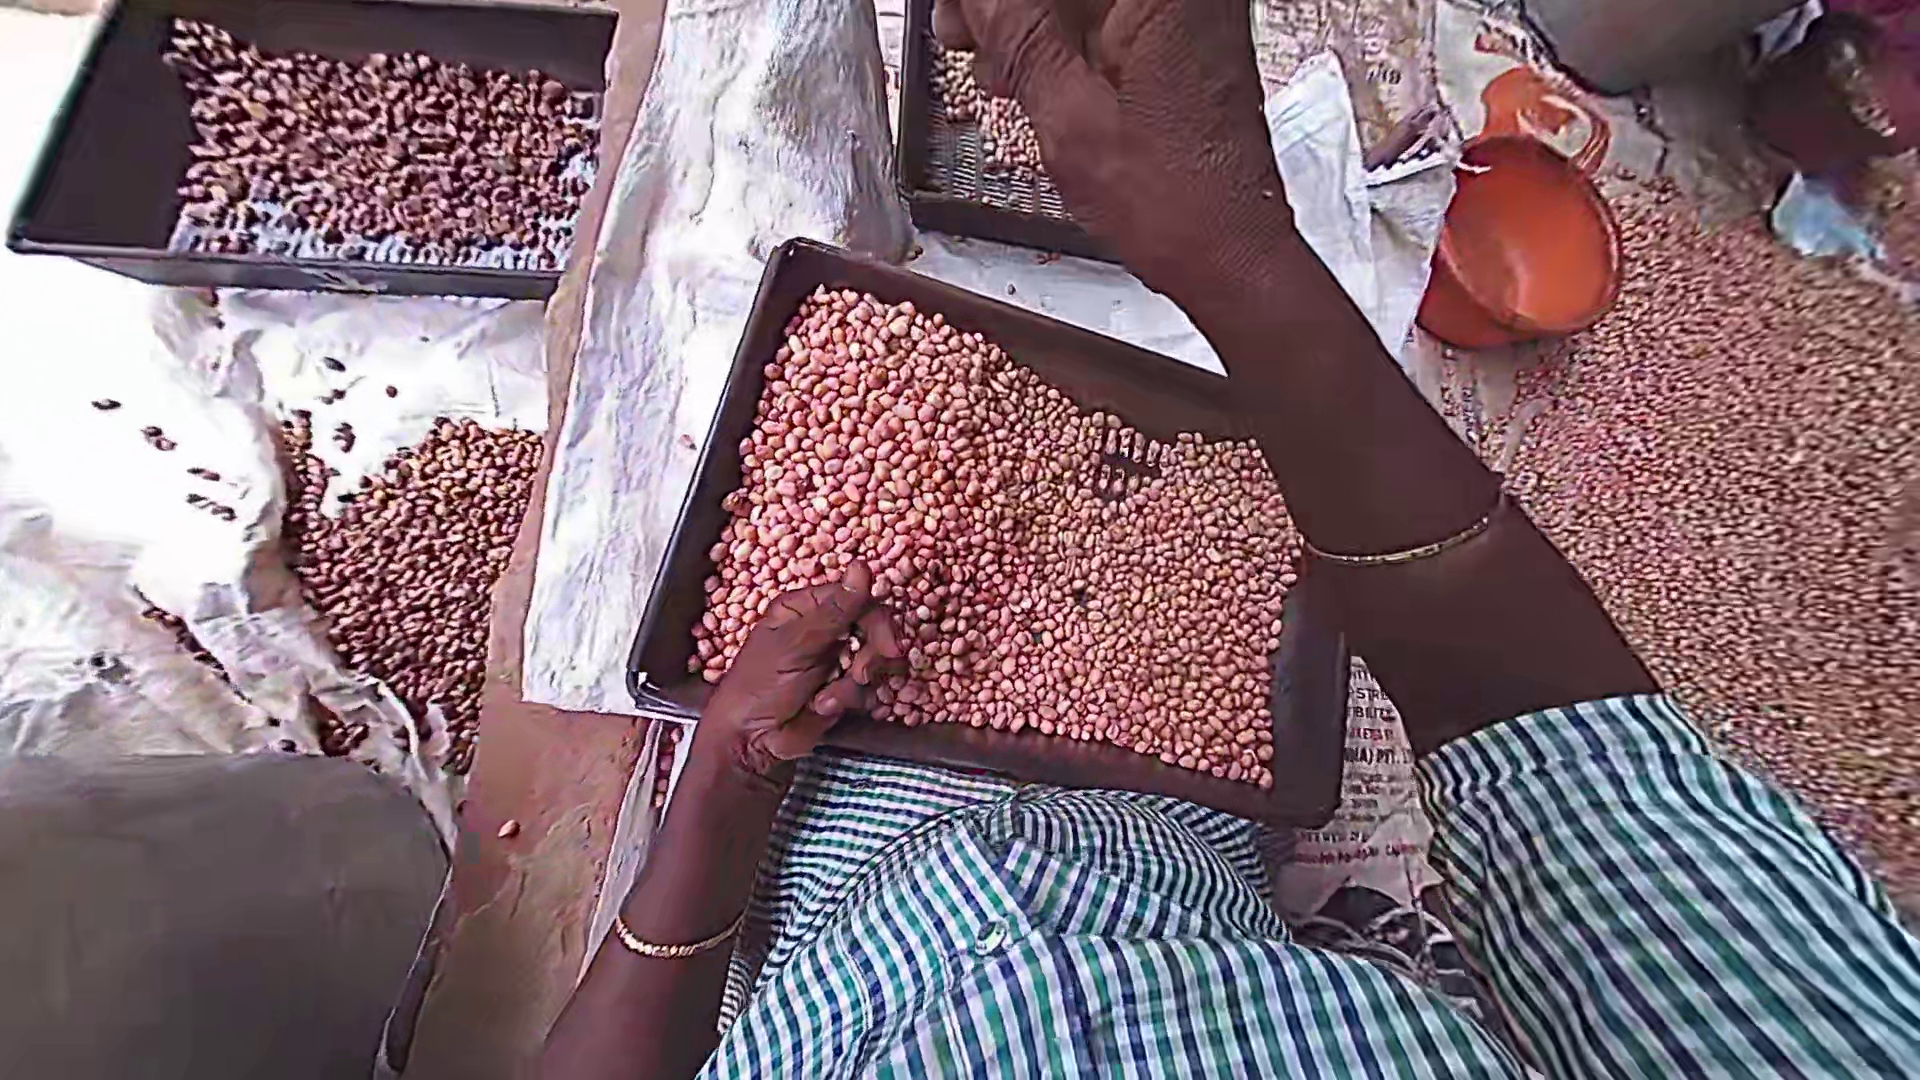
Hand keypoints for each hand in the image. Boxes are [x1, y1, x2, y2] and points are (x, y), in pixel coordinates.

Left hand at [689, 562, 903, 794]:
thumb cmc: (759, 687)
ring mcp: (836, 658)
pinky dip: (850, 699)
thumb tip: (862, 567)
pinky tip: (824, 708)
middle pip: (874, 627)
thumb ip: (835, 611)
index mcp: (807, 608)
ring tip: (827, 699)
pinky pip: (869, 686)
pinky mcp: (844, 687)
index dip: (876, 619)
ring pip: (875, 658)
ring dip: (854, 683)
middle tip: (861, 674)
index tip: (889, 645)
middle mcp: (826, 628)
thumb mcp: (796, 645)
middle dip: (871, 654)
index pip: (857, 598)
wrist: (749, 744)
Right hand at [933, 0, 1288, 313]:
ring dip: (1030, 24)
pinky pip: (1110, 22)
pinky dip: (1065, 43)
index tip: (956, 13)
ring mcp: (1187, 11)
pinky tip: (1028, 72)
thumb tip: (977, 1)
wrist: (1226, 250)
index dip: (993, 0)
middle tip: (957, 30)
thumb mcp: (1071, 124)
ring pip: (1086, 1)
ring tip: (985, 61)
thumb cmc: (1170, 205)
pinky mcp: (1183, 42)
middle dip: (1007, 6)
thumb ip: (1019, 44)